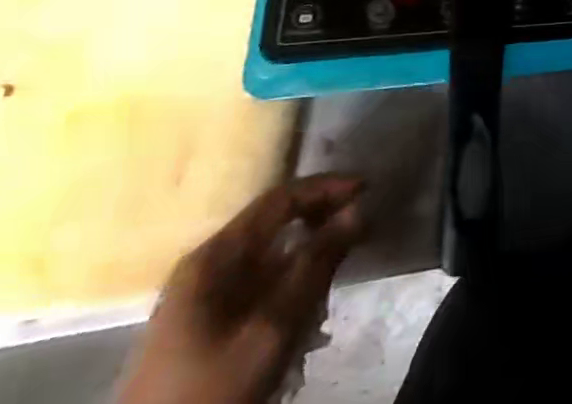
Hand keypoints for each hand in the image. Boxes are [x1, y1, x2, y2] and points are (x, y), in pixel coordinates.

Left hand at [117, 174, 365, 403]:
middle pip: (274, 223)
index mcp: (214, 257)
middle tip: (363, 228)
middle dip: (321, 221)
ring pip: (271, 255)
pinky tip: (310, 308)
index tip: (368, 189)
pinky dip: (292, 283)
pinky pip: (261, 283)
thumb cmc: (213, 388)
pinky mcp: (207, 320)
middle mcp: (206, 264)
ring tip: (341, 271)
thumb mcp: (273, 328)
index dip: (326, 187)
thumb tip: (356, 210)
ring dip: (310, 257)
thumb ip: (316, 265)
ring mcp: (203, 294)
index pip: (279, 199)